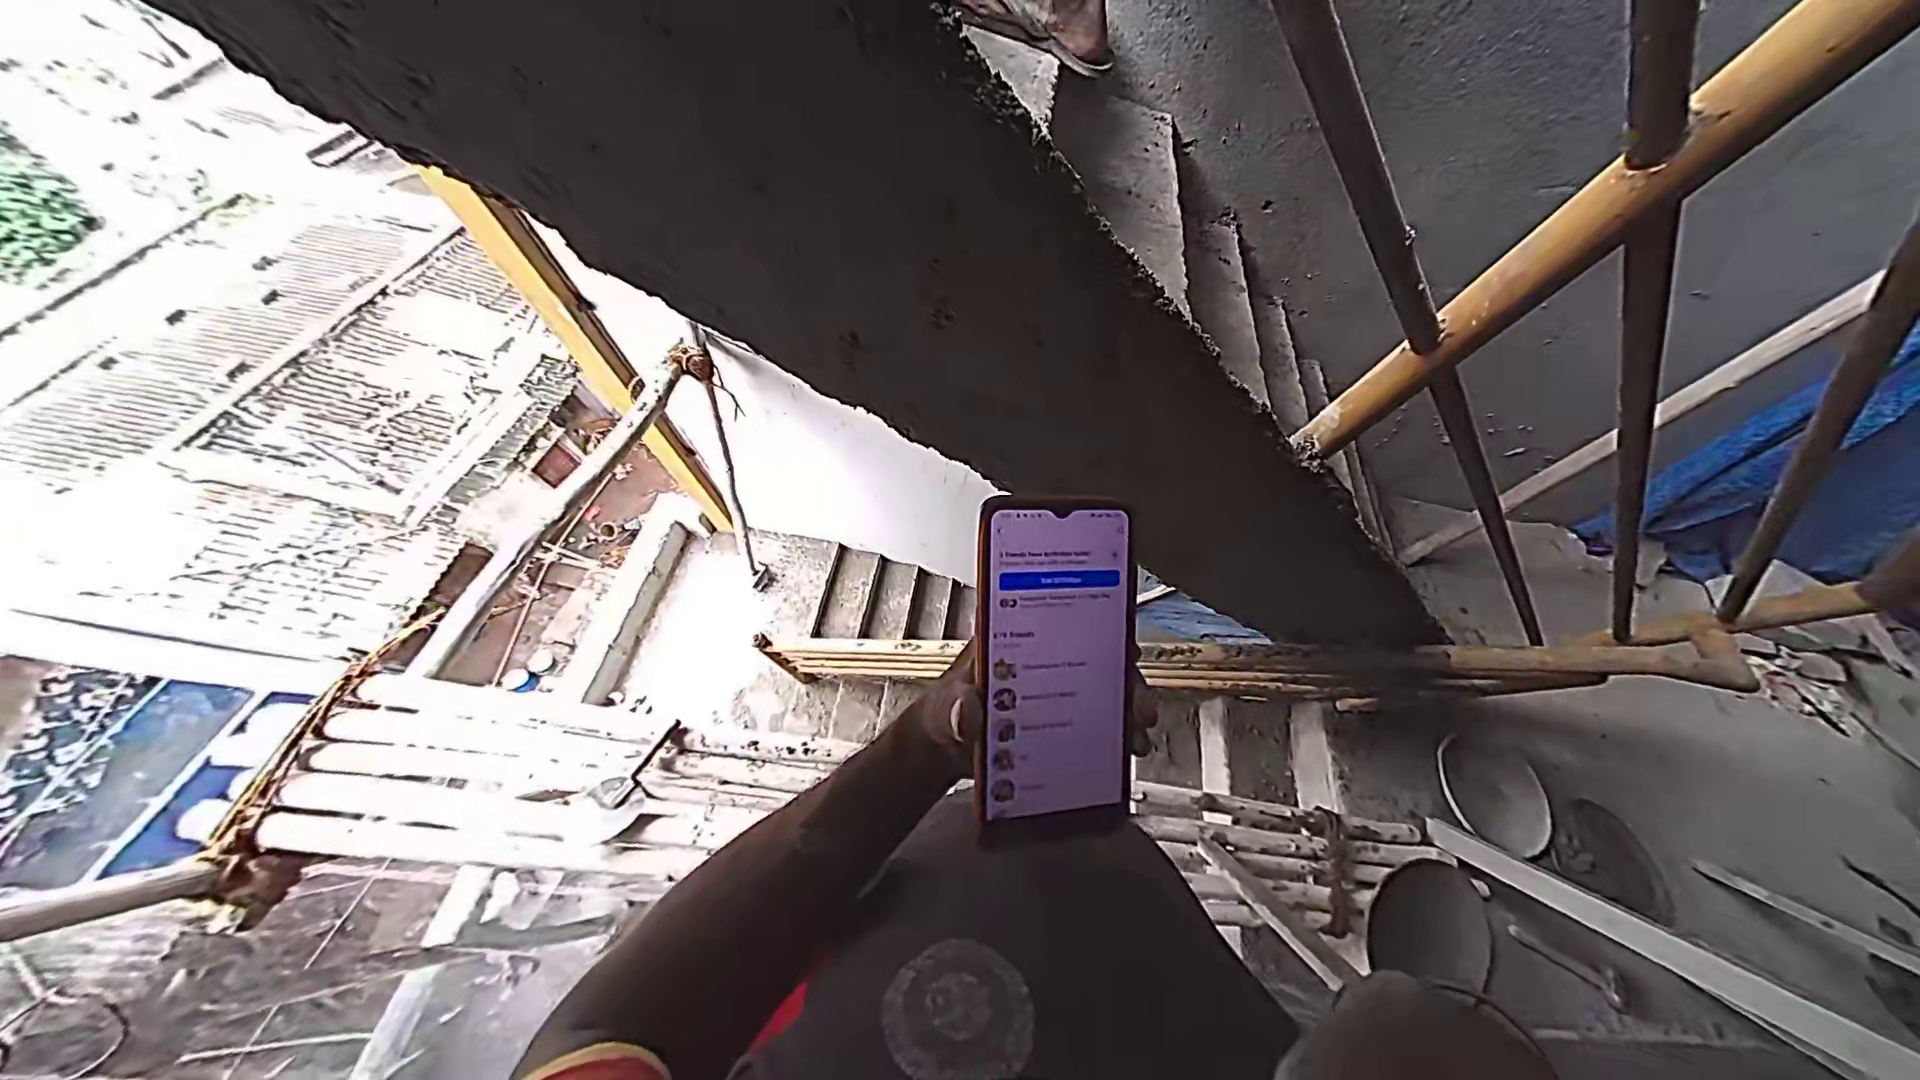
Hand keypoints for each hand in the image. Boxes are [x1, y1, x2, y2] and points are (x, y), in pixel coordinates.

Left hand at [910, 639, 1159, 779]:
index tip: (1126, 647)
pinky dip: (1115, 733)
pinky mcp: (1059, 720)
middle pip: (1097, 659)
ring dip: (1127, 708)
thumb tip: (967, 713)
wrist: (943, 749)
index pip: (1068, 624)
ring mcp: (1055, 691)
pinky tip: (1126, 749)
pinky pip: (1096, 721)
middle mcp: (1044, 661)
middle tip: (1139, 705)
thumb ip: (954, 708)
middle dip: (1125, 679)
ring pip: (1103, 690)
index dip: (1102, 632)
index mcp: (1019, 641)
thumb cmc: (943, 714)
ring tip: (1137, 735)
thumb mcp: (945, 706)